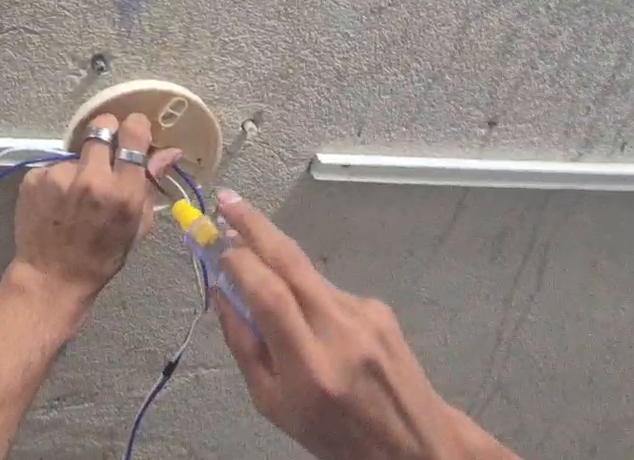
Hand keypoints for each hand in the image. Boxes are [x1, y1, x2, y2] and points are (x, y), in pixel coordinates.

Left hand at [6, 113, 182, 312]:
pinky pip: (52, 166)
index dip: (134, 127)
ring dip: (79, 166)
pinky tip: (56, 202)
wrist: (52, 277)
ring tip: (74, 194)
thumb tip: (171, 150)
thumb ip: (151, 183)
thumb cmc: (102, 256)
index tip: (133, 131)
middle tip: (104, 152)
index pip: (132, 133)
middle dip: (105, 134)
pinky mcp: (34, 177)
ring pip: (75, 152)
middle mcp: (91, 177)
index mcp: (123, 191)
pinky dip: (56, 179)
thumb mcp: (136, 225)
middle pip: (101, 126)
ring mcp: (59, 175)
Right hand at [212, 190, 517, 459]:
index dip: (238, 261)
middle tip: (225, 199)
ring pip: (306, 274)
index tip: (215, 244)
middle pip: (289, 261)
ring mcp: (364, 315)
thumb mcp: (273, 404)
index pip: (268, 294)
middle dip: (253, 225)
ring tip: (264, 281)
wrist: (418, 448)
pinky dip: (308, 295)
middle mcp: (339, 332)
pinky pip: (327, 290)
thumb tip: (221, 291)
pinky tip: (316, 325)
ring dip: (277, 265)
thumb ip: (242, 345)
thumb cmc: (334, 434)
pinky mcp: (379, 308)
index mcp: (309, 366)